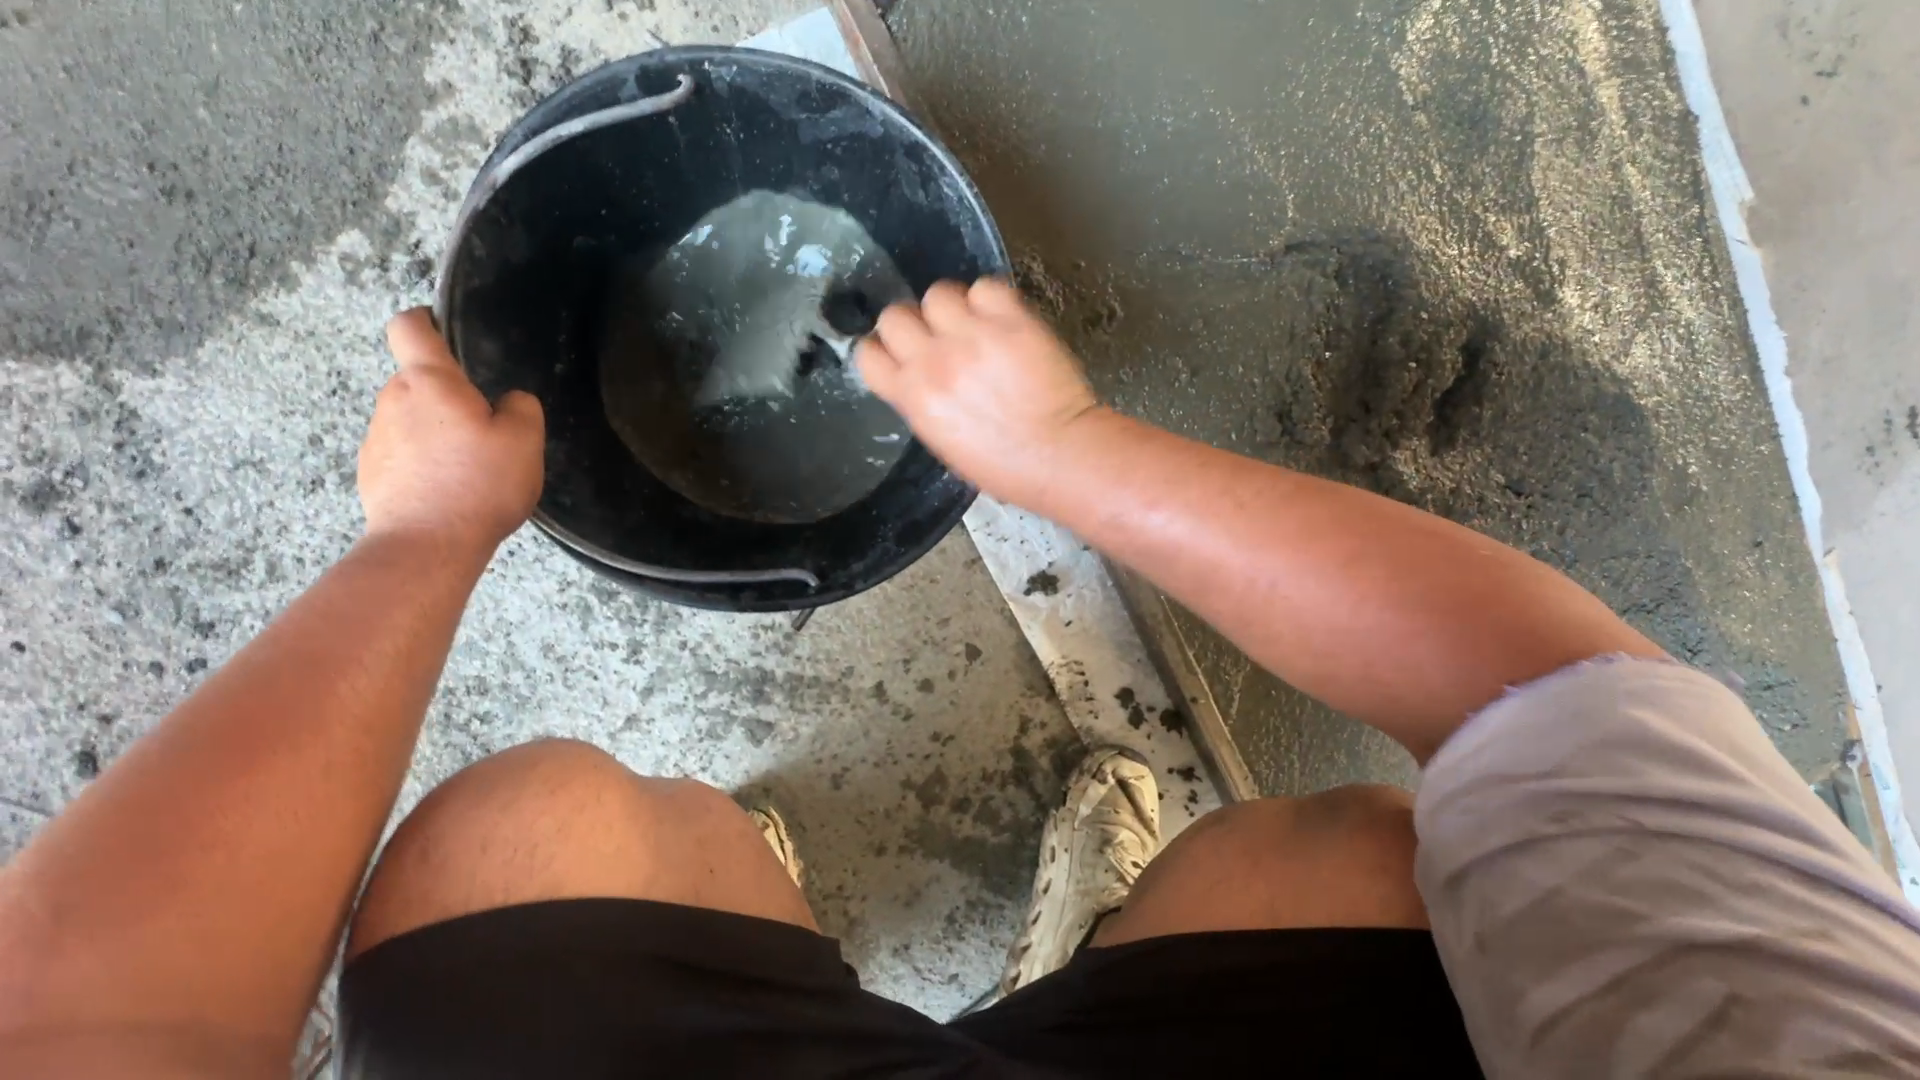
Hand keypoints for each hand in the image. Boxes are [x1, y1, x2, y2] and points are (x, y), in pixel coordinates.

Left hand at [358, 309, 544, 555]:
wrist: (427, 545)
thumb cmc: (479, 484)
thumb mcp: (525, 440)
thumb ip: (521, 408)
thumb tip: (509, 401)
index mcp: (429, 383)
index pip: (410, 327)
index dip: (426, 320)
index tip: (445, 329)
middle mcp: (393, 401)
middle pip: (419, 381)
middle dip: (450, 397)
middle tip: (488, 430)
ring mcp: (377, 438)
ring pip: (413, 419)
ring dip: (439, 433)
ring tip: (473, 469)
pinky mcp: (373, 472)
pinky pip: (405, 453)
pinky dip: (427, 463)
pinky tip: (453, 491)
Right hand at [856, 278, 1101, 506]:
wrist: (1060, 456)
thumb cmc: (1002, 465)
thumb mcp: (942, 442)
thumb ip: (920, 402)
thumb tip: (916, 374)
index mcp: (913, 397)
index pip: (869, 353)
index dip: (884, 349)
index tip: (902, 353)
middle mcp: (935, 360)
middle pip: (895, 314)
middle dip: (913, 324)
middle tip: (939, 338)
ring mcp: (973, 336)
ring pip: (937, 293)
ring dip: (951, 307)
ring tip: (973, 326)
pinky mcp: (1012, 320)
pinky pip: (984, 287)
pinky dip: (990, 299)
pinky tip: (1001, 320)